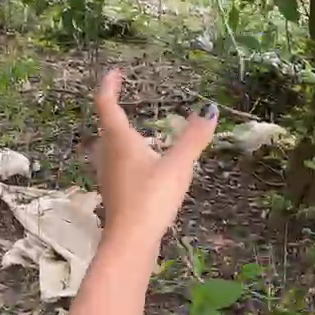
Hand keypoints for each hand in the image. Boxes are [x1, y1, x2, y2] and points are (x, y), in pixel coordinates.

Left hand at [92, 69, 215, 242]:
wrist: (131, 241)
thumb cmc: (151, 199)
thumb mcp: (178, 166)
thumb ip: (193, 138)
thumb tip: (209, 109)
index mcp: (119, 141)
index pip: (106, 104)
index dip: (109, 86)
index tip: (116, 73)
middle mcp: (107, 155)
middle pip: (104, 126)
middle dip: (111, 110)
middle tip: (120, 98)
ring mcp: (107, 176)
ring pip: (107, 147)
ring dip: (116, 135)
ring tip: (132, 130)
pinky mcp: (113, 193)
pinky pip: (115, 165)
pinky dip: (124, 156)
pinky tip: (139, 165)